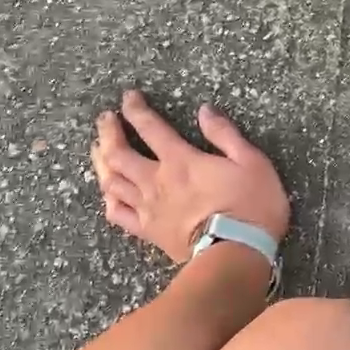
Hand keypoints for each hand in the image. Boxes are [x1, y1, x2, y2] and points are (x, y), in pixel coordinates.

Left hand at [89, 90, 290, 261]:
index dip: (136, 109)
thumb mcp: (251, 161)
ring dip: (101, 162)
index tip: (127, 97)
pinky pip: (118, 214)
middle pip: (119, 153)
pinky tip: (108, 193)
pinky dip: (109, 199)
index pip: (151, 127)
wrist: (236, 252)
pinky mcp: (148, 231)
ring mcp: (148, 207)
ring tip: (97, 149)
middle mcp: (156, 180)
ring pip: (111, 182)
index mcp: (181, 160)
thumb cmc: (251, 204)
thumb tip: (204, 110)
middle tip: (104, 119)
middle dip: (108, 132)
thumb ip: (225, 135)